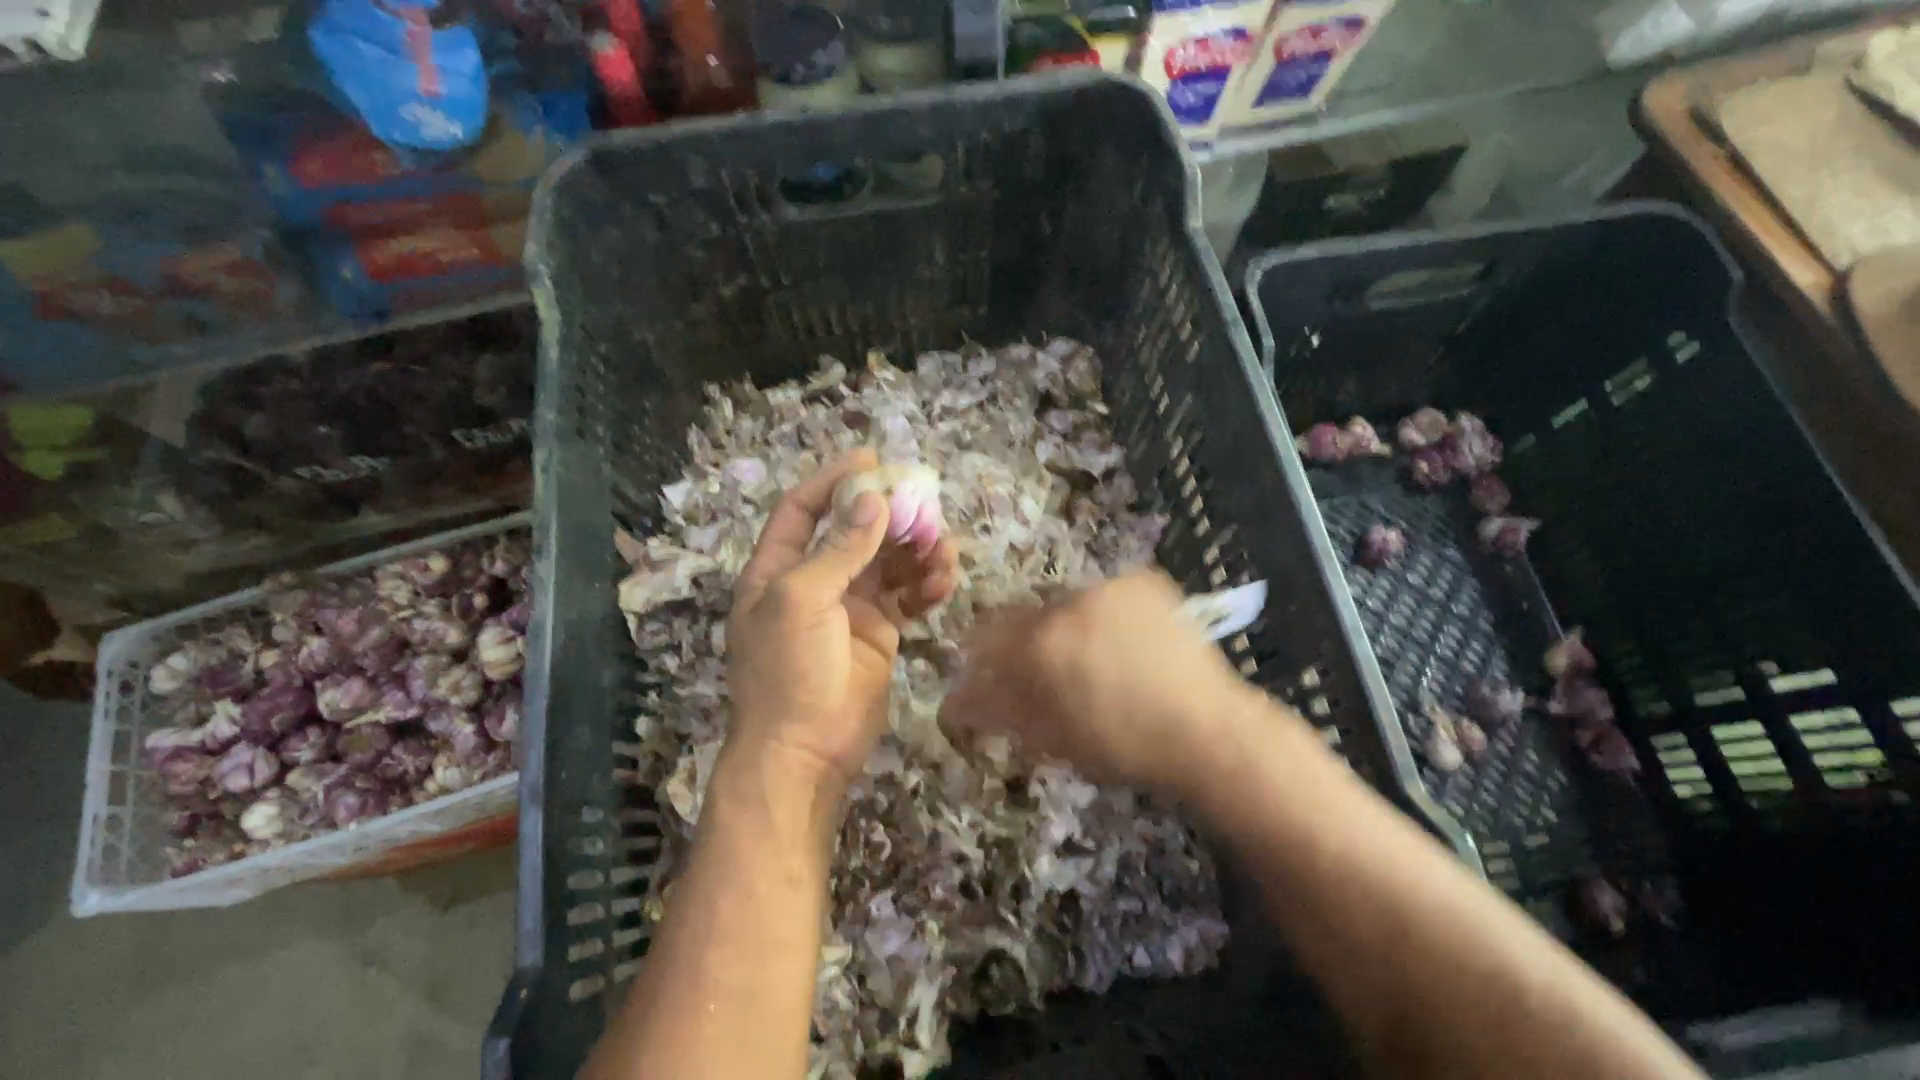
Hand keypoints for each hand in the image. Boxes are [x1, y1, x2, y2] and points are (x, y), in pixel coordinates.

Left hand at [728, 450, 958, 782]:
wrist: (805, 751)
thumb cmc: (789, 670)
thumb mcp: (803, 599)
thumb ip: (840, 548)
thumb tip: (873, 498)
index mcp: (778, 569)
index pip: (803, 510)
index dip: (833, 481)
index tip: (872, 460)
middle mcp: (813, 581)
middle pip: (854, 531)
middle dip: (889, 515)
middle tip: (925, 503)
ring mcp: (849, 608)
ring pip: (888, 562)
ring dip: (915, 550)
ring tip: (942, 548)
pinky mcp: (880, 634)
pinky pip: (907, 597)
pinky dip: (925, 586)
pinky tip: (943, 582)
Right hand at [942, 571, 1269, 794]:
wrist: (1207, 732)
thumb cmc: (1123, 746)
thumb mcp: (1051, 737)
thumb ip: (997, 711)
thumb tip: (954, 701)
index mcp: (1039, 642)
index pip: (986, 634)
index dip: (982, 655)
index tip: (992, 675)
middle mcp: (1068, 603)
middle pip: (1028, 616)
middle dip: (1031, 644)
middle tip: (1055, 677)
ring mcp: (1110, 587)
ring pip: (1070, 604)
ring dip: (1070, 628)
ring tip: (1101, 664)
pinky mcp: (1145, 582)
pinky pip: (1108, 597)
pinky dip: (1108, 617)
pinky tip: (1129, 648)